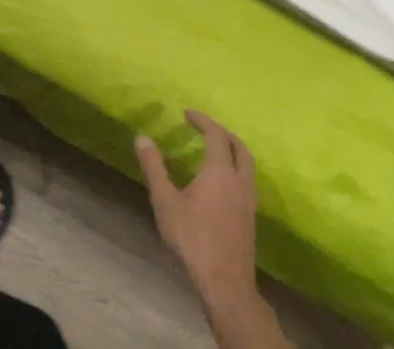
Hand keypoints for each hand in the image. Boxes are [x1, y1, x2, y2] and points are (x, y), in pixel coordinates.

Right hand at [136, 110, 288, 348]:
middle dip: (223, 133)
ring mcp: (249, 200)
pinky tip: (221, 181)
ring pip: (248, 165)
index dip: (202, 120)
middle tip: (204, 127)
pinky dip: (236, 168)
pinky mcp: (251, 216)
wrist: (224, 280)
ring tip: (214, 150)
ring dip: (233, 150)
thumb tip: (143, 137)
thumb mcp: (165, 200)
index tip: (187, 113)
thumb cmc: (191, 237)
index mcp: (220, 171)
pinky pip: (248, 181)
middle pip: (240, 147)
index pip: (216, 135)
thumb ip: (154, 167)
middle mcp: (240, 181)